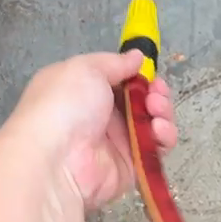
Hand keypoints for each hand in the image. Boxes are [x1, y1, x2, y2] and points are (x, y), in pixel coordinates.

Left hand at [0, 50, 176, 211]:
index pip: (120, 80)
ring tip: (156, 110)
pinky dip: (164, 136)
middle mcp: (100, 115)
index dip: (138, 75)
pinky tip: (158, 130)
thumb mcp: (86, 68)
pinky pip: (156, 148)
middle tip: (155, 93)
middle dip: (155, 93)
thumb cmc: (66, 105)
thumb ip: (115, 62)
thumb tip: (137, 57)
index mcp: (84, 91)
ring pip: (152, 122)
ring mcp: (116, 141)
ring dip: (162, 111)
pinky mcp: (132, 164)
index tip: (149, 73)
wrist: (56, 160)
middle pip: (141, 100)